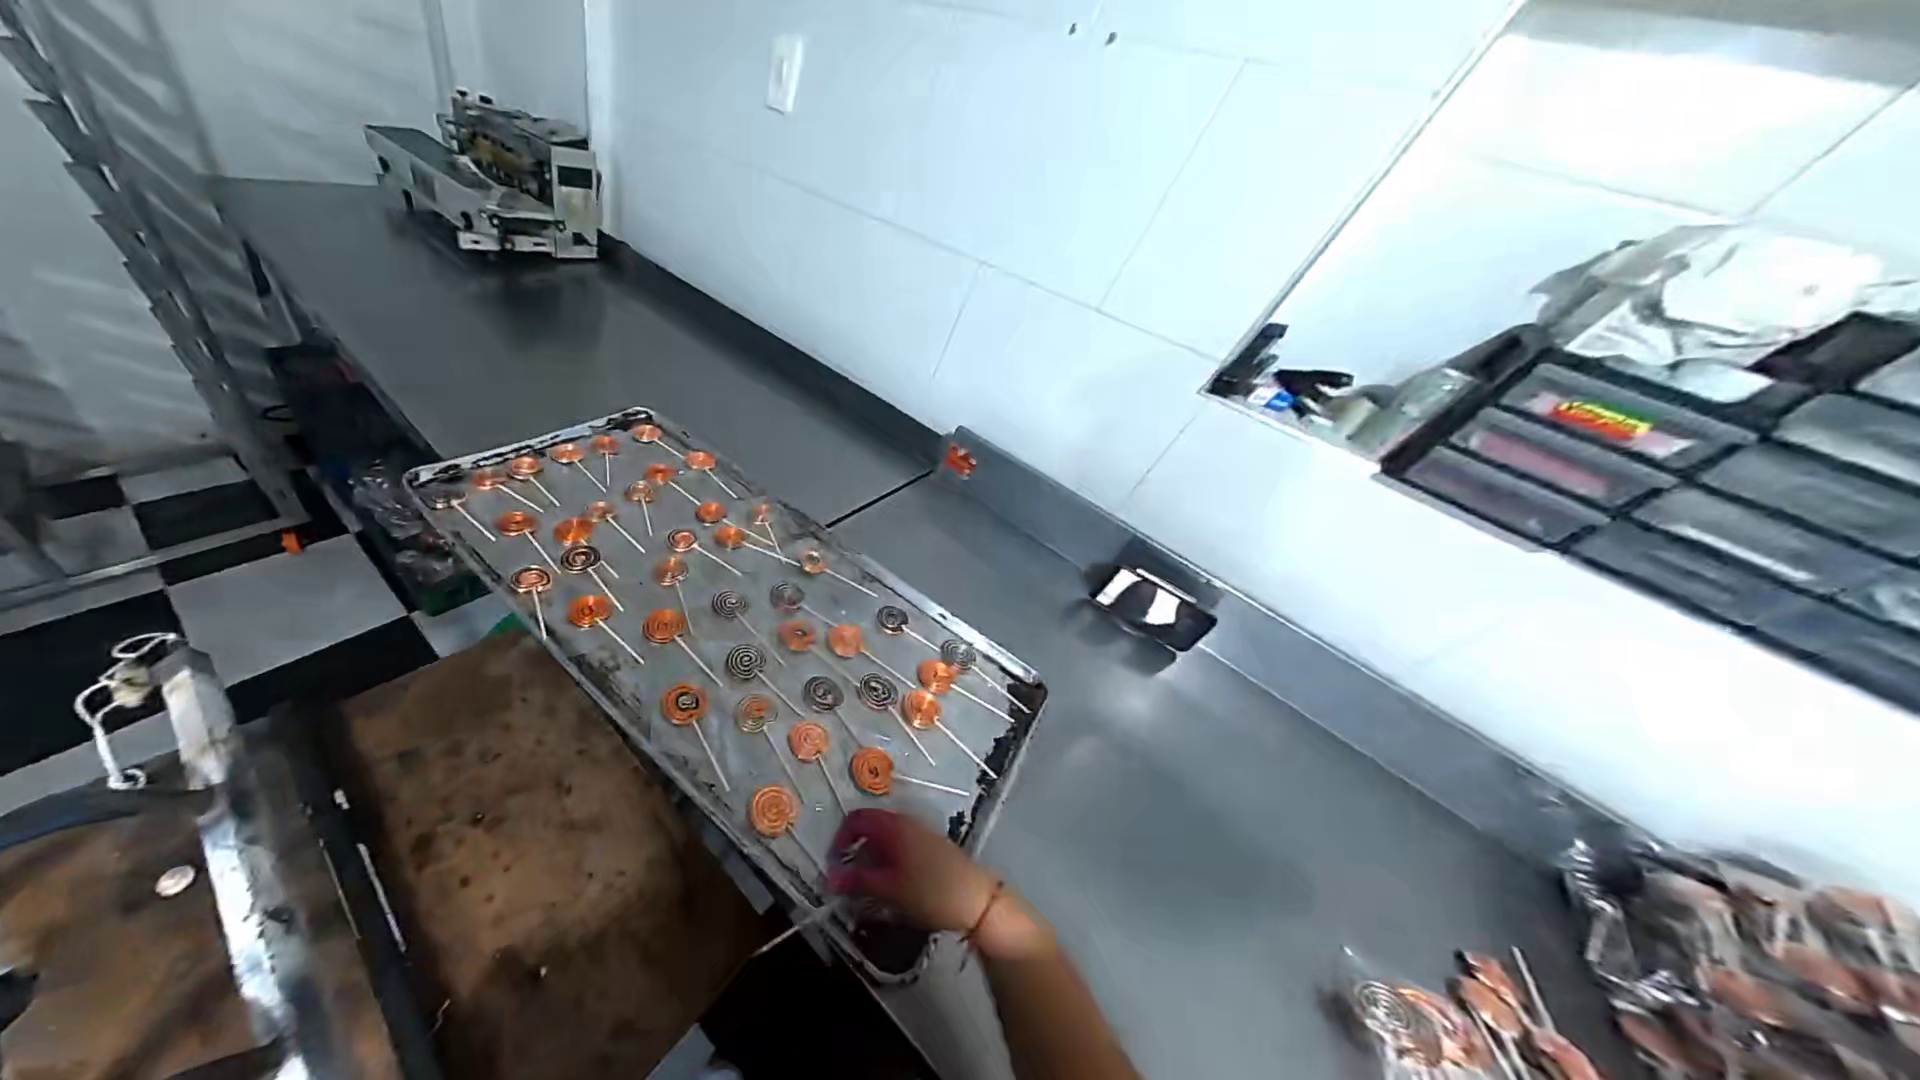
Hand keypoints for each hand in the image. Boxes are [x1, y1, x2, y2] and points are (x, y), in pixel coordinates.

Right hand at [828, 809, 1052, 959]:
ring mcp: (922, 832)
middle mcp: (908, 822)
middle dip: (856, 851)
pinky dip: (889, 860)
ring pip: (887, 838)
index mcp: (895, 825)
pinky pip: (901, 846)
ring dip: (872, 858)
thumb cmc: (932, 892)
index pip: (857, 819)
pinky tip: (892, 885)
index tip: (834, 865)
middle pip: (872, 827)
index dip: (840, 838)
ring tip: (869, 887)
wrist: (978, 901)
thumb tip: (831, 878)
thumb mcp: (890, 890)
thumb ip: (859, 881)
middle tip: (849, 881)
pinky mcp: (932, 847)